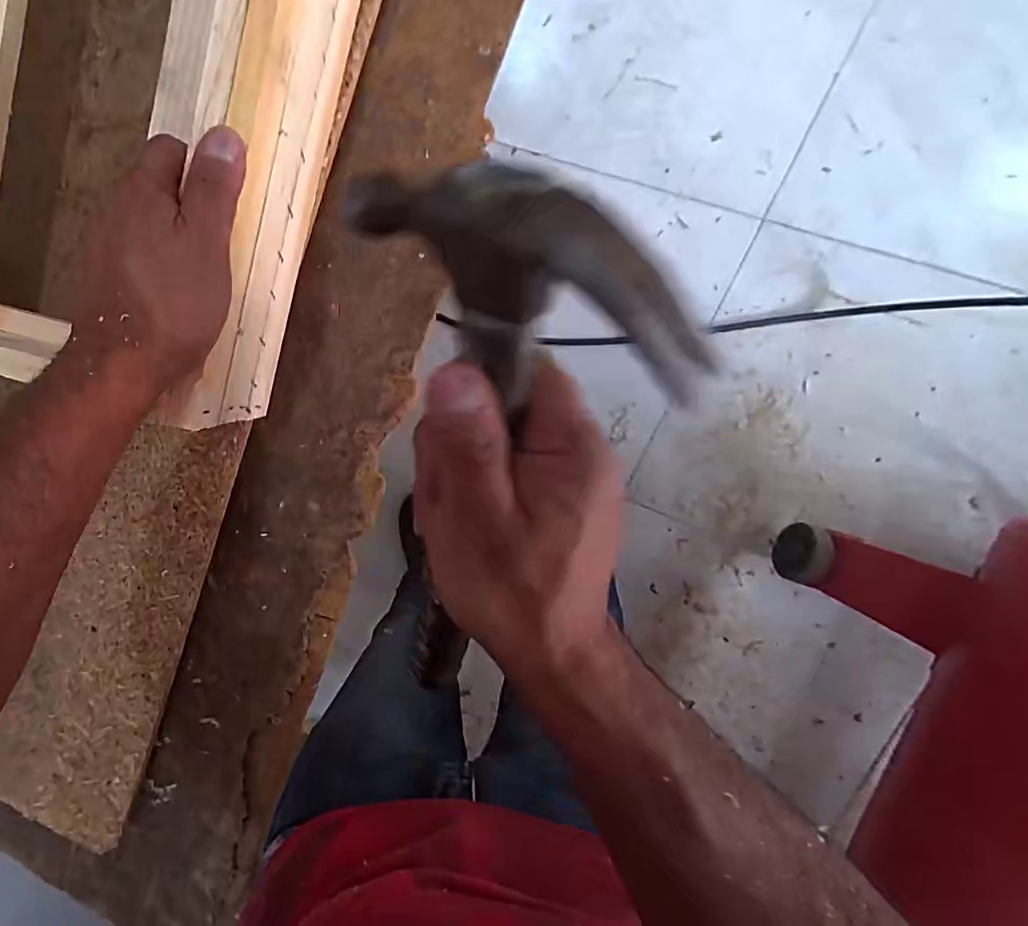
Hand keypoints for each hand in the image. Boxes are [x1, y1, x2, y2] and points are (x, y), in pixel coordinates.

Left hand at [71, 128, 245, 394]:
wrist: (120, 369)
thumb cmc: (173, 304)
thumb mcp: (206, 243)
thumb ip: (214, 188)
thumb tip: (223, 135)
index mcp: (140, 192)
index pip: (170, 148)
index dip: (202, 165)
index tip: (226, 201)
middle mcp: (115, 211)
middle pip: (159, 185)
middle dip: (192, 203)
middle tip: (222, 239)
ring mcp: (106, 247)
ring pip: (150, 222)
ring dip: (178, 236)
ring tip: (204, 270)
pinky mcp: (106, 280)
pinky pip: (141, 254)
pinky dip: (163, 263)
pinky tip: (178, 293)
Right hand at [412, 359, 624, 685]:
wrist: (551, 658)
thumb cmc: (509, 589)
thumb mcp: (475, 512)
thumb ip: (467, 441)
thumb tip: (454, 371)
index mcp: (573, 443)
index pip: (526, 369)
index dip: (477, 387)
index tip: (446, 433)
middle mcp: (583, 449)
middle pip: (506, 404)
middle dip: (460, 439)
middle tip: (444, 494)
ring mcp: (572, 474)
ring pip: (499, 436)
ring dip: (462, 467)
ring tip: (451, 515)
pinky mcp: (559, 496)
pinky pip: (508, 467)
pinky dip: (478, 487)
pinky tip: (467, 521)